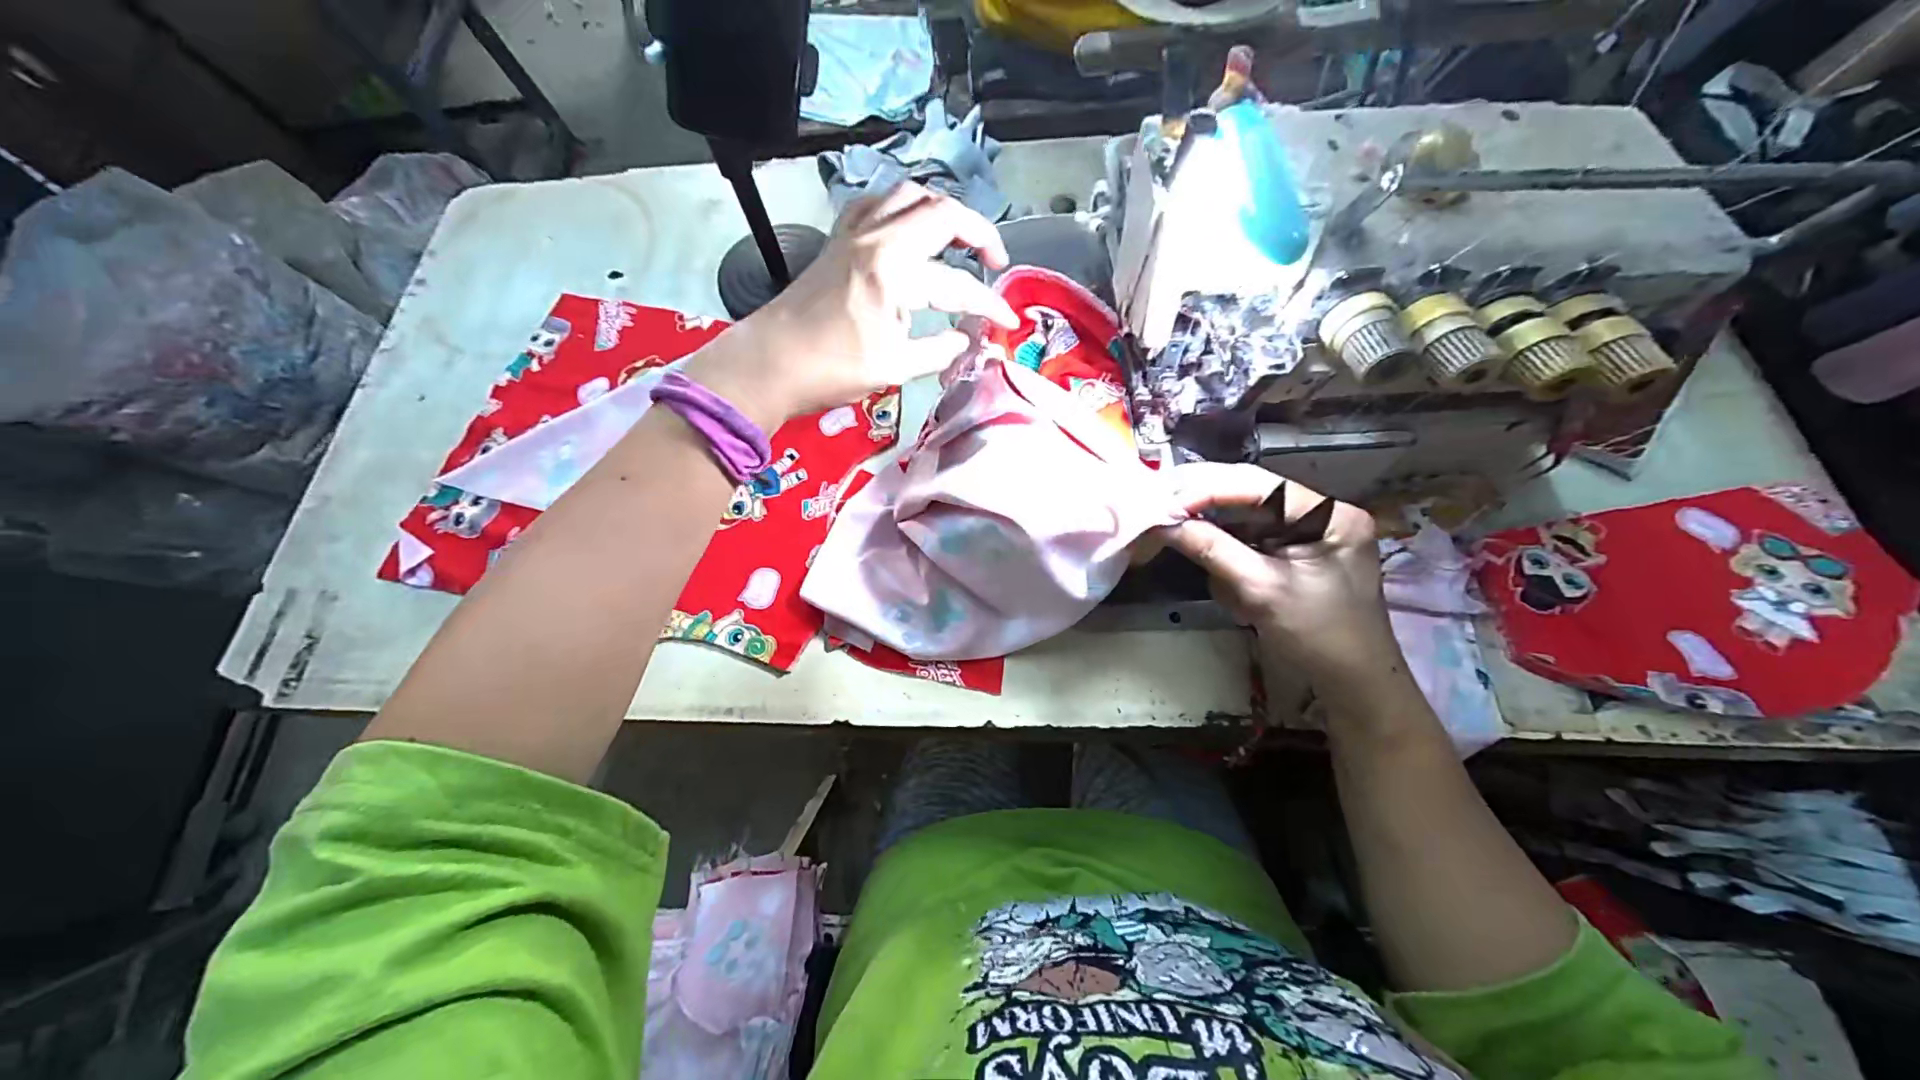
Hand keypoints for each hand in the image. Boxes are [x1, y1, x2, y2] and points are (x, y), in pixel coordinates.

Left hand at [685, 183, 1019, 425]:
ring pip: (909, 196)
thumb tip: (963, 340)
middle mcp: (876, 241)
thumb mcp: (894, 368)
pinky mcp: (838, 241)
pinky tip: (909, 230)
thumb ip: (939, 351)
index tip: (1006, 320)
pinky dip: (902, 208)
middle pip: (942, 212)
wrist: (770, 362)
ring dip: (941, 211)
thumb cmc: (828, 369)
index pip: (957, 283)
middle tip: (993, 261)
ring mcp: (854, 235)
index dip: (989, 303)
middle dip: (979, 232)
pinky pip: (876, 204)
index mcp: (894, 273)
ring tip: (958, 239)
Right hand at [1158, 463, 1398, 683]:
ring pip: (1243, 522)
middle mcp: (1320, 514)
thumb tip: (1164, 524)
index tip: (1168, 506)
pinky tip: (1238, 599)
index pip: (1260, 485)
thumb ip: (1212, 550)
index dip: (1210, 490)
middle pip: (1249, 497)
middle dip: (1208, 511)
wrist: (1352, 683)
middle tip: (1163, 515)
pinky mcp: (1292, 556)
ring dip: (1220, 545)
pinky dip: (1231, 565)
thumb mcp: (1261, 590)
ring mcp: (1306, 535)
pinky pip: (1248, 545)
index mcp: (1329, 515)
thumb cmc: (1318, 635)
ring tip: (1219, 583)